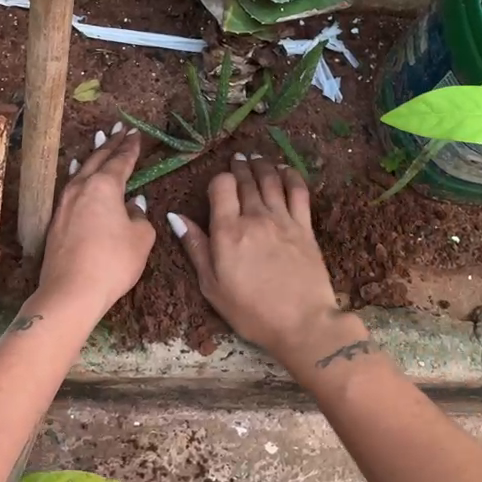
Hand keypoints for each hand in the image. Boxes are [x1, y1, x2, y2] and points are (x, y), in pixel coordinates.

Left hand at [37, 126, 155, 318]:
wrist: (71, 291)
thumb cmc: (112, 262)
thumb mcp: (140, 239)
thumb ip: (139, 217)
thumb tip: (133, 205)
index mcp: (104, 186)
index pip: (120, 160)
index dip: (130, 147)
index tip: (136, 134)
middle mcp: (81, 188)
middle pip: (98, 160)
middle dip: (111, 144)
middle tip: (120, 129)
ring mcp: (64, 203)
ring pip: (81, 171)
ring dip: (92, 156)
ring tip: (99, 142)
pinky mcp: (56, 220)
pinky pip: (71, 187)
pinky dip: (79, 175)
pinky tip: (78, 174)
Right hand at [169, 155, 359, 374]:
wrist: (302, 323)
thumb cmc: (251, 312)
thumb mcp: (212, 287)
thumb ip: (196, 248)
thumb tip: (176, 218)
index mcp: (228, 232)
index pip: (222, 186)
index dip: (219, 180)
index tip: (218, 184)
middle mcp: (255, 218)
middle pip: (246, 180)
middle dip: (240, 166)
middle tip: (237, 158)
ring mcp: (283, 220)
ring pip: (271, 180)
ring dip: (262, 165)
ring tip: (256, 158)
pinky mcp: (305, 227)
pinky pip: (298, 192)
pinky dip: (290, 175)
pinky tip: (284, 170)